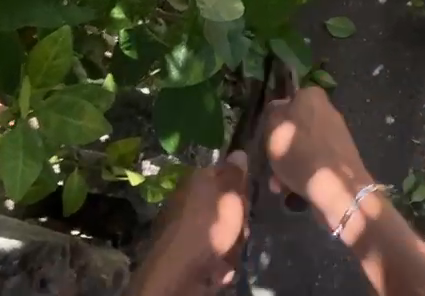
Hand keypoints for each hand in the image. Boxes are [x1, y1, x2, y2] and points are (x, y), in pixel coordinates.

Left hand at [128, 152, 248, 294]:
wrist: (177, 272)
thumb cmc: (208, 226)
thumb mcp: (228, 194)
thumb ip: (235, 174)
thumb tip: (238, 152)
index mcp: (197, 179)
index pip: (225, 174)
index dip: (240, 188)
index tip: (246, 201)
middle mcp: (189, 199)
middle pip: (224, 204)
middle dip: (237, 219)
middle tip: (241, 230)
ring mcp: (186, 227)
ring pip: (220, 230)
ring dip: (231, 243)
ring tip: (231, 253)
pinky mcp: (185, 252)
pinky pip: (211, 252)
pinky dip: (218, 261)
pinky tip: (221, 268)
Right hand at [262, 86, 372, 231]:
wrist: (336, 187)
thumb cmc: (300, 152)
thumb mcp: (274, 126)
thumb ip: (272, 112)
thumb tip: (278, 109)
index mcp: (311, 95)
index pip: (285, 102)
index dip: (273, 121)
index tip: (265, 139)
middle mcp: (326, 109)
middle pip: (293, 128)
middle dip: (280, 149)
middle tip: (269, 166)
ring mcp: (335, 135)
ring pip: (301, 148)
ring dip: (287, 166)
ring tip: (278, 186)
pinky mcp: (340, 158)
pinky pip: (313, 163)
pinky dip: (302, 175)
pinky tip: (291, 191)